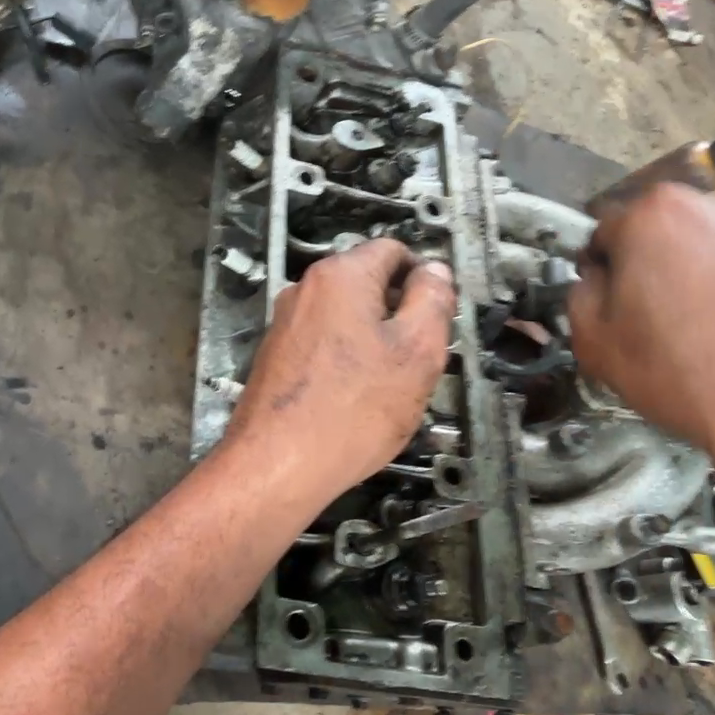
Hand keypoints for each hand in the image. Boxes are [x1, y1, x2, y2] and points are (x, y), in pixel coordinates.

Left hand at [222, 239, 454, 497]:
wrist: (277, 464)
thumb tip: (435, 271)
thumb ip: (433, 301)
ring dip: (372, 342)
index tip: (438, 312)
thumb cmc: (351, 410)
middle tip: (419, 357)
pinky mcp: (275, 358)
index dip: (423, 275)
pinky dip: (344, 363)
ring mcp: (284, 325)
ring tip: (387, 386)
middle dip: (397, 313)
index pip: (393, 250)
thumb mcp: (417, 352)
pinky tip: (354, 400)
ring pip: (344, 319)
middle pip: (366, 284)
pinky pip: (322, 346)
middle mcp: (304, 291)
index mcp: (339, 276)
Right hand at [567, 181, 714, 504]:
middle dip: (674, 259)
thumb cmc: (699, 384)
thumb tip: (598, 278)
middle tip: (679, 315)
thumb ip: (582, 296)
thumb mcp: (599, 348)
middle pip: (682, 224)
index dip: (611, 263)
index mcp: (659, 216)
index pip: (613, 225)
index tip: (620, 294)